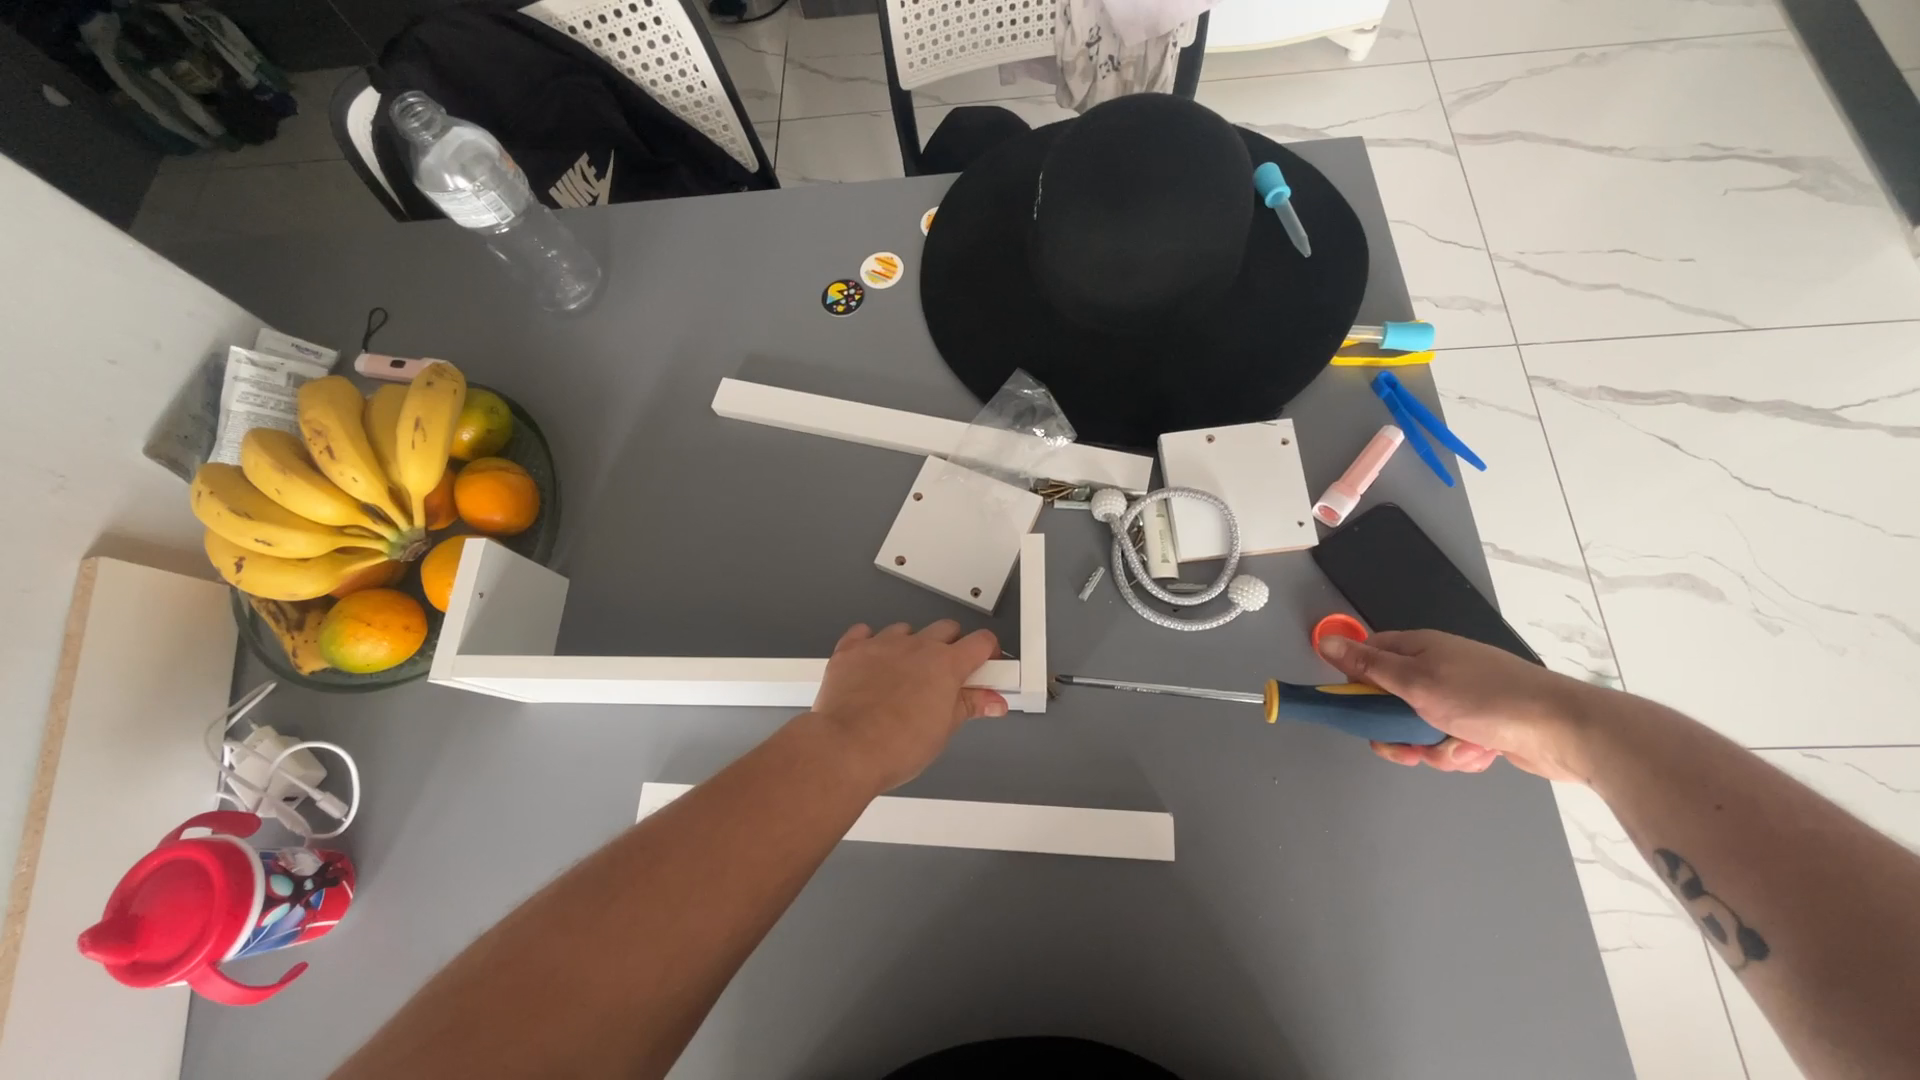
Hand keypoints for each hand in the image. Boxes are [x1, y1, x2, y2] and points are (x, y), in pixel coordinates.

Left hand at [804, 620, 1006, 793]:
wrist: (845, 749)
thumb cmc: (894, 745)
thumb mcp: (944, 730)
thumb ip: (970, 706)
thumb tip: (990, 702)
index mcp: (945, 664)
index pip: (980, 642)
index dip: (987, 652)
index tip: (986, 664)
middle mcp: (915, 646)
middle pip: (946, 629)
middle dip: (952, 646)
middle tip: (948, 674)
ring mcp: (881, 645)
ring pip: (905, 630)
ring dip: (911, 645)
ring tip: (906, 675)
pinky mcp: (851, 651)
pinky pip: (863, 633)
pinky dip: (870, 643)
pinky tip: (871, 663)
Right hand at [1315, 630, 1597, 781]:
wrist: (1563, 730)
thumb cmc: (1485, 699)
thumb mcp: (1415, 682)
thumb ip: (1367, 665)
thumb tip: (1326, 641)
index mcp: (1420, 649)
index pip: (1370, 655)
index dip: (1355, 679)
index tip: (1352, 705)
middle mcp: (1438, 669)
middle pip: (1389, 699)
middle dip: (1393, 728)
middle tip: (1401, 742)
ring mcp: (1461, 698)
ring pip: (1417, 727)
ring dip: (1428, 745)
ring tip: (1453, 747)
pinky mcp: (1481, 726)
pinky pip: (1447, 742)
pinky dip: (1457, 752)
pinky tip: (1478, 752)